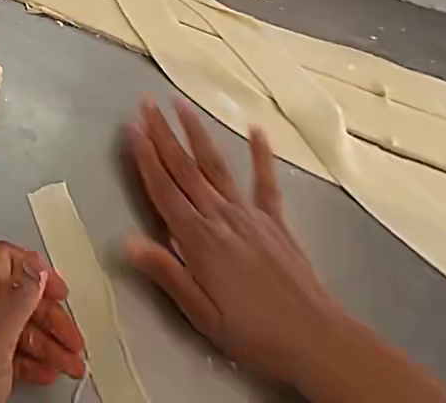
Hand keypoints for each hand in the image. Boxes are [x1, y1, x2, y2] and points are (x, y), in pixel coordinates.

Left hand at [0, 240, 85, 402]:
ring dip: (47, 342)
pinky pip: (11, 349)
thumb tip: (36, 269)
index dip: (36, 270)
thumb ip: (19, 298)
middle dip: (49, 315)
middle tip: (71, 337)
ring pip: (18, 324)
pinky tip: (45, 371)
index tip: (59, 291)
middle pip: (18, 294)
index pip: (7, 258)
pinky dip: (32, 358)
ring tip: (68, 361)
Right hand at [122, 100, 445, 402]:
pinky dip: (260, 155)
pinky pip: (265, 182)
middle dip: (161, 132)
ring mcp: (248, 214)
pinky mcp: (275, 220)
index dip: (144, 155)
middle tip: (146, 102)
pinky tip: (256, 129)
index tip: (131, 126)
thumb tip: (126, 241)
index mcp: (197, 237)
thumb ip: (165, 272)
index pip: (163, 188)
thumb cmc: (254, 333)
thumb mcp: (202, 313)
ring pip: (215, 165)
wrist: (319, 343)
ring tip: (181, 103)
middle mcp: (218, 215)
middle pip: (183, 167)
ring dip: (196, 132)